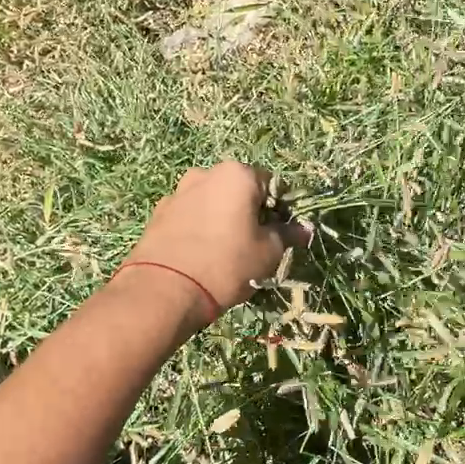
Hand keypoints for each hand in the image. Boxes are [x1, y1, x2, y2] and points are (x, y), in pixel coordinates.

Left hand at [121, 162, 311, 317]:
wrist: (164, 289)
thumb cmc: (226, 264)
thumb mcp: (268, 253)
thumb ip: (288, 235)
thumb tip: (305, 229)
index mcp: (237, 175)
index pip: (272, 185)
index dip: (282, 210)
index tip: (281, 234)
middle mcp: (206, 174)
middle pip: (239, 191)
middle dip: (250, 213)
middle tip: (255, 245)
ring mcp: (178, 192)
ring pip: (212, 202)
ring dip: (223, 219)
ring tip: (225, 253)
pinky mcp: (159, 213)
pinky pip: (190, 216)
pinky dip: (199, 228)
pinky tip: (201, 255)